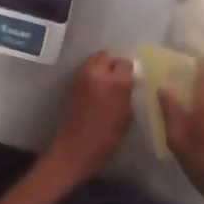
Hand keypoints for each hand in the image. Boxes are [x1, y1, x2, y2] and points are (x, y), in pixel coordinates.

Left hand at [45, 51, 134, 181]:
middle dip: (113, 63)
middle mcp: (98, 74)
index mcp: (116, 82)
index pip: (125, 63)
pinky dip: (92, 73)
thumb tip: (130, 82)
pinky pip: (85, 70)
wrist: (77, 147)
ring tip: (107, 80)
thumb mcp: (127, 115)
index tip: (131, 79)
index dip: (129, 71)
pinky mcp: (72, 84)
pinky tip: (97, 87)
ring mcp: (82, 77)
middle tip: (118, 76)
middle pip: (106, 55)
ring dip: (101, 66)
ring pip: (94, 60)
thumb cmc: (107, 137)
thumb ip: (128, 93)